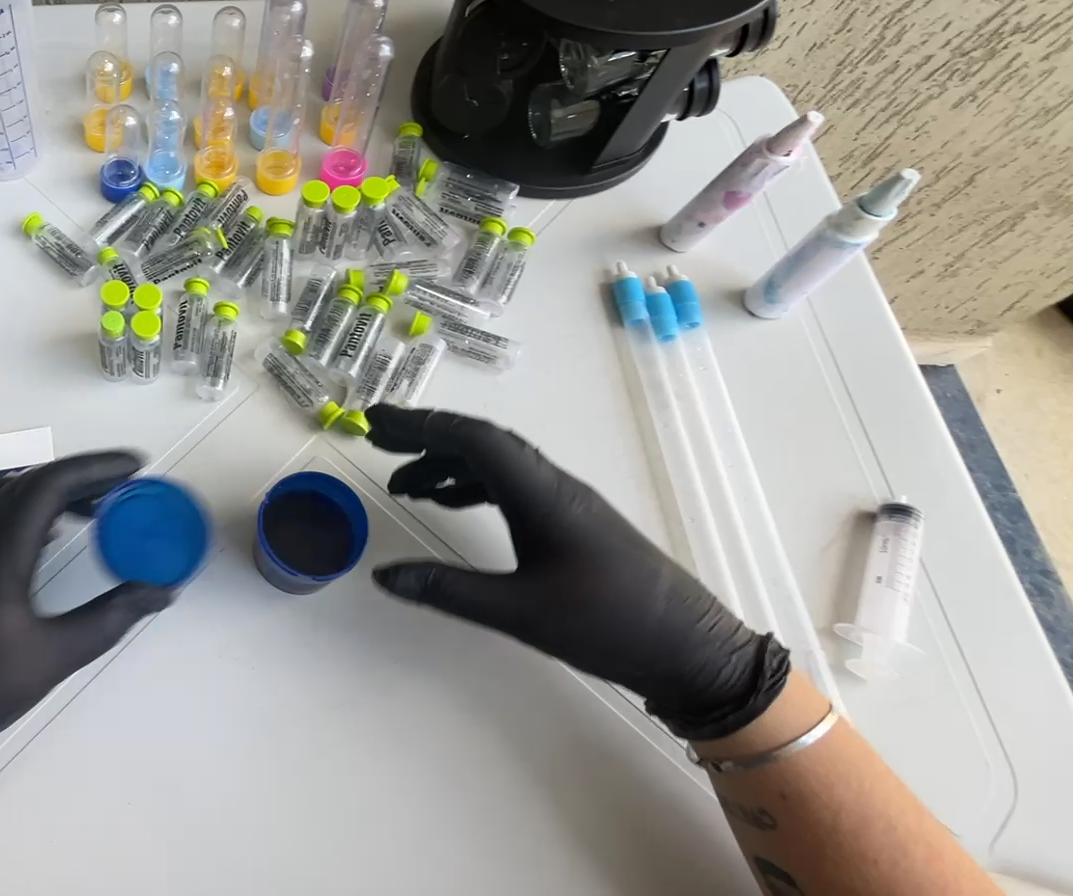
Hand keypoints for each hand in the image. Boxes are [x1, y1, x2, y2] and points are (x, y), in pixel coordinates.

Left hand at [0, 451, 172, 848]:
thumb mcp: (56, 654)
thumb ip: (112, 616)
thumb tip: (161, 591)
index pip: (53, 481)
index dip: (98, 467)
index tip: (136, 466)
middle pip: (34, 480)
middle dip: (83, 475)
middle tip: (126, 485)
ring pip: (10, 492)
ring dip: (55, 490)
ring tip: (98, 506)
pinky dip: (30, 508)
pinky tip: (53, 533)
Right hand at [365, 406, 788, 739]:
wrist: (695, 651)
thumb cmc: (608, 626)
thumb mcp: (518, 613)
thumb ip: (446, 590)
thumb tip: (381, 576)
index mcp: (539, 494)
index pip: (472, 439)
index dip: (421, 424)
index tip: (377, 421)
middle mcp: (550, 484)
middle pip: (480, 440)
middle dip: (425, 432)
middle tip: (376, 434)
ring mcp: (562, 500)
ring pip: (493, 461)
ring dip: (444, 461)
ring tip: (399, 481)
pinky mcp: (569, 519)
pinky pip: (507, 483)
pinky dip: (468, 484)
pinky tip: (445, 502)